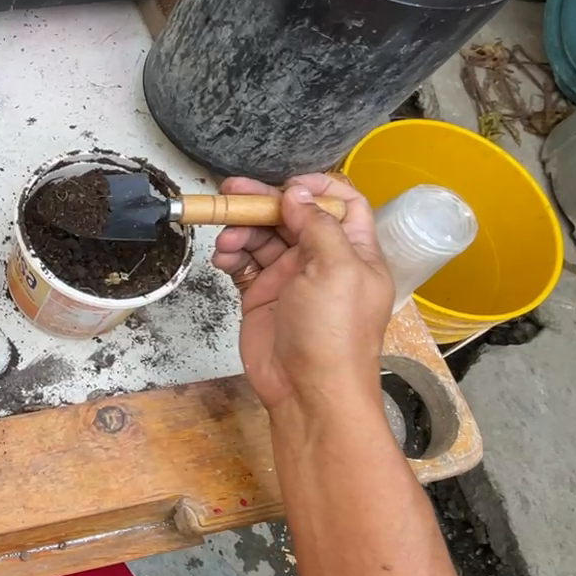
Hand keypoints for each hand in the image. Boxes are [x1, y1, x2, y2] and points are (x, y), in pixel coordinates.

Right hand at [211, 174, 393, 416]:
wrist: (306, 388)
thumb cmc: (333, 333)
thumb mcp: (337, 271)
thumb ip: (318, 226)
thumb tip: (297, 193)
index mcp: (353, 250)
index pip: (341, 203)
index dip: (315, 188)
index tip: (285, 186)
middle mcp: (321, 260)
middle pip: (291, 216)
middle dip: (262, 204)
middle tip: (230, 194)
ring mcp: (289, 278)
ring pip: (261, 238)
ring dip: (240, 232)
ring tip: (226, 242)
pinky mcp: (260, 295)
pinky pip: (242, 264)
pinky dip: (230, 257)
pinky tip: (223, 259)